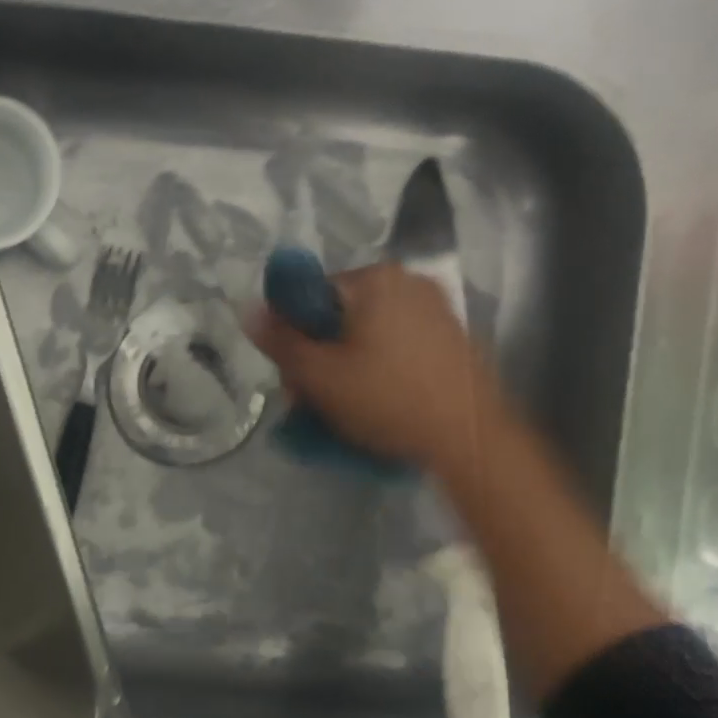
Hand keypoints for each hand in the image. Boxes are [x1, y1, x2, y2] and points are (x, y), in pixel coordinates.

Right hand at [250, 262, 503, 471]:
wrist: (470, 438)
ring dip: (346, 368)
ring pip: (368, 335)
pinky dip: (379, 371)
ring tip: (343, 411)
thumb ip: (280, 342)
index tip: (294, 379)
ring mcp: (436, 309)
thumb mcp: (319, 377)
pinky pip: (398, 348)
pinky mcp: (453, 339)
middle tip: (313, 403)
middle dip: (319, 358)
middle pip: (339, 317)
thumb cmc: (387, 400)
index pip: (310, 296)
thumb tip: (247, 309)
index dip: (293, 338)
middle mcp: (409, 282)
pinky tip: (377, 405)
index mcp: (375, 279)